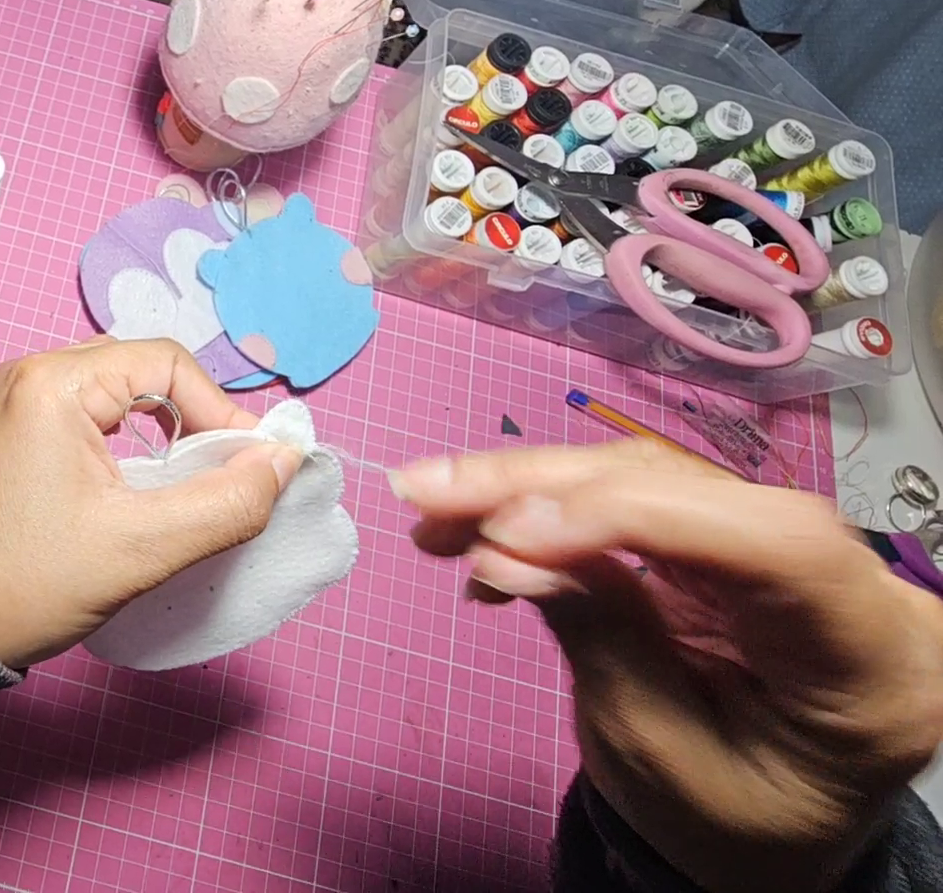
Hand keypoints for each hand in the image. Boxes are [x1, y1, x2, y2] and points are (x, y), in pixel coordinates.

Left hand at [0, 338, 303, 668]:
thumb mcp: (142, 547)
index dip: (220, 409)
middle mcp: (28, 374)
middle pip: (140, 370)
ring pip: (116, 390)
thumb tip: (281, 460)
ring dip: (160, 428)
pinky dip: (124, 437)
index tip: (249, 466)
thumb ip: (226, 502)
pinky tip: (137, 478)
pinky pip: (86, 410)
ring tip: (182, 480)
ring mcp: (14, 399)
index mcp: (52, 383)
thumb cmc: (28, 582)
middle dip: (191, 417)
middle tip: (218, 474)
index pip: (165, 362)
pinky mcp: (12, 426)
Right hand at [393, 440, 942, 892]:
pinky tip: (466, 535)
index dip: (634, 519)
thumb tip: (503, 552)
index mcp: (872, 659)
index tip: (507, 536)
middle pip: (680, 488)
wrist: (745, 824)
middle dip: (539, 485)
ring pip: (630, 475)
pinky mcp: (701, 540)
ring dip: (513, 485)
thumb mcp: (657, 748)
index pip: (775, 546)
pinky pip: (606, 497)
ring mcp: (761, 549)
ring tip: (428, 509)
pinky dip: (522, 507)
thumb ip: (598, 635)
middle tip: (427, 493)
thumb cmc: (721, 813)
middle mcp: (836, 578)